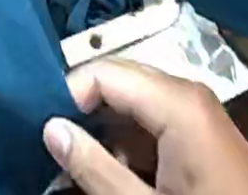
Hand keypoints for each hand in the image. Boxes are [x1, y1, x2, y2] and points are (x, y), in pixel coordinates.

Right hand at [43, 60, 247, 194]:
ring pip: (133, 106)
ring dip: (103, 133)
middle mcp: (187, 94)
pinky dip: (128, 146)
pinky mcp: (205, 140)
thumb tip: (49, 128)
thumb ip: (96, 168)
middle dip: (83, 112)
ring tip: (75, 165)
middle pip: (118, 84)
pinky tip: (110, 174)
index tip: (42, 132)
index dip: (68, 96)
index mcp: (177, 101)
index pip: (103, 72)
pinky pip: (154, 126)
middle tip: (52, 146)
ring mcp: (200, 116)